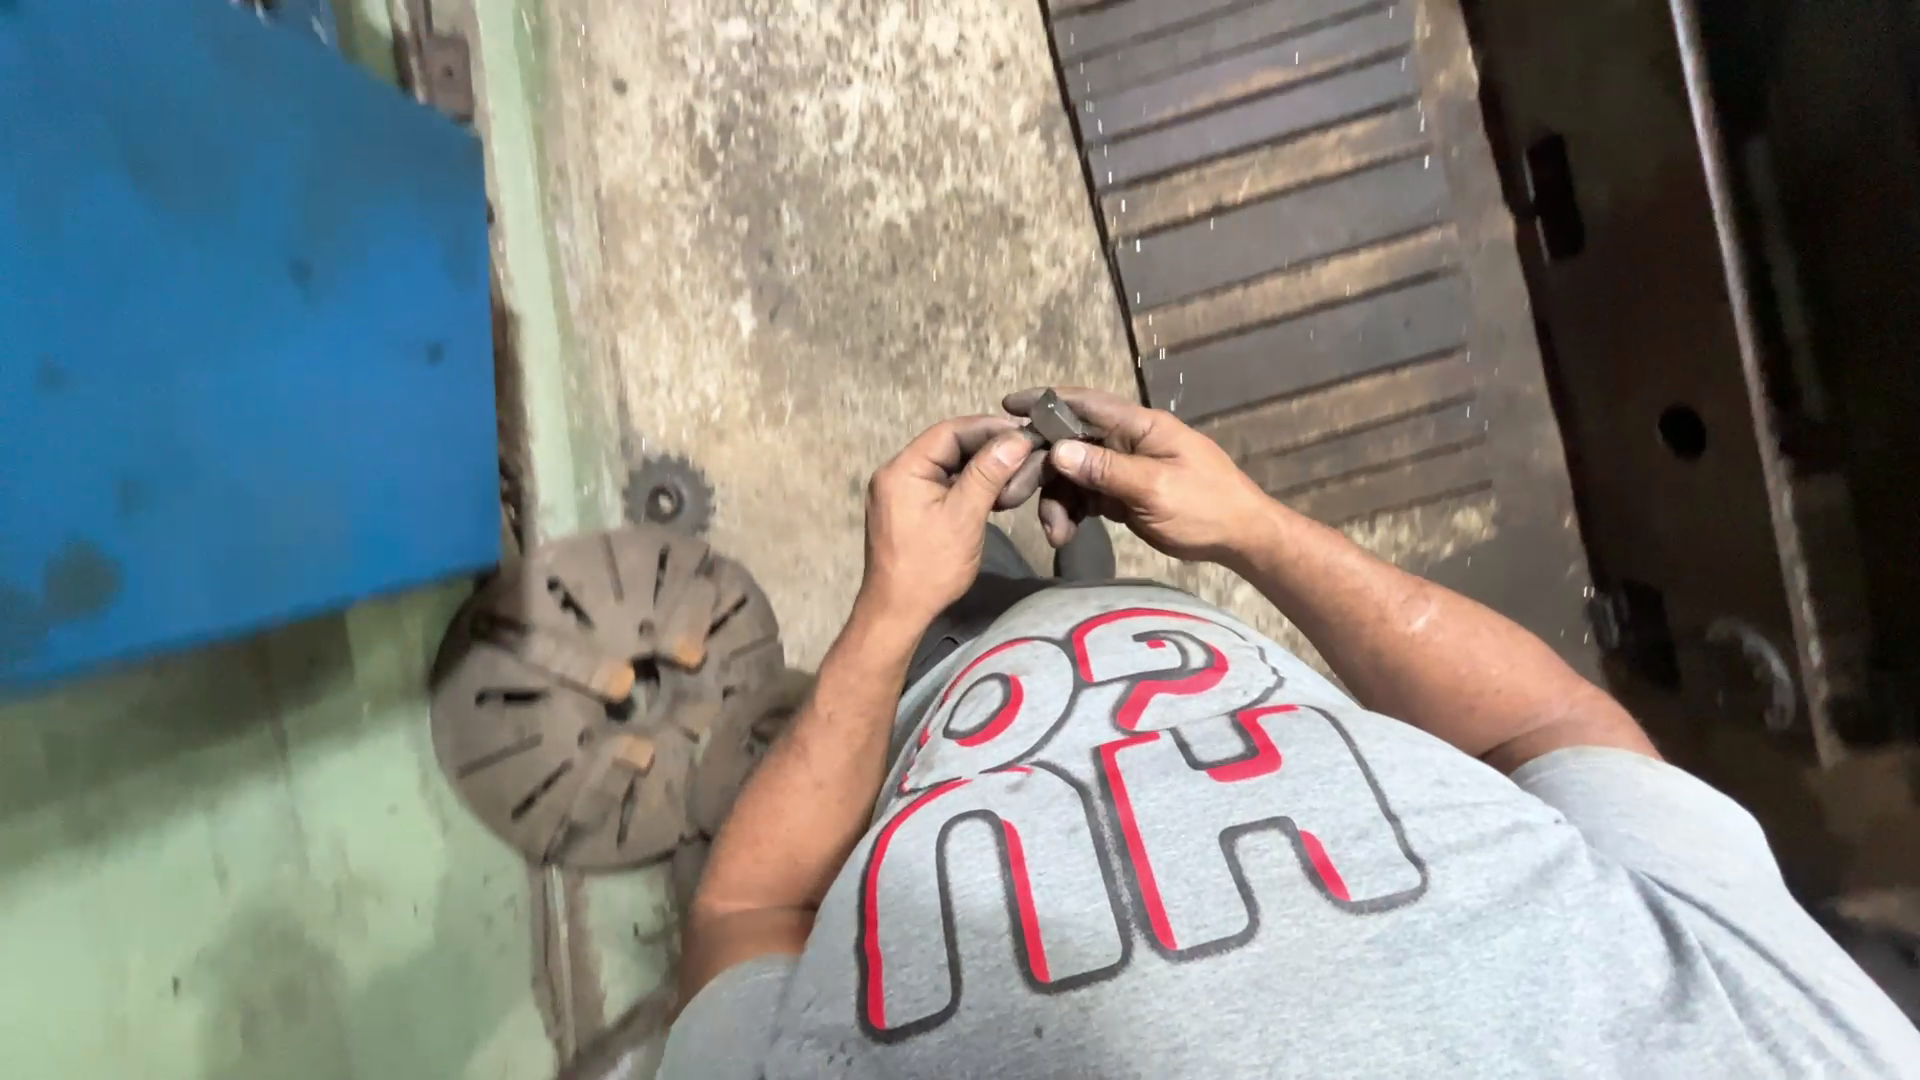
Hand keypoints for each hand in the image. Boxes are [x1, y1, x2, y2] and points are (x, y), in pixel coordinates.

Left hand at [859, 416, 1036, 627]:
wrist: (897, 612)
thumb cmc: (930, 566)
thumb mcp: (964, 516)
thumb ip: (988, 474)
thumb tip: (1017, 439)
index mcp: (902, 469)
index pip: (949, 431)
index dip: (988, 428)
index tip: (1023, 433)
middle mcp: (896, 473)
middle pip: (947, 447)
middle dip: (987, 448)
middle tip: (1025, 452)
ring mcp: (900, 492)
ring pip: (946, 466)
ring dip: (980, 468)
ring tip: (1016, 473)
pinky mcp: (908, 509)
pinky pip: (941, 486)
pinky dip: (967, 486)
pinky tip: (995, 493)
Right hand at [1003, 387, 1271, 563]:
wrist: (1241, 539)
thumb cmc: (1207, 507)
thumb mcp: (1155, 488)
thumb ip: (1106, 469)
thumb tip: (1058, 450)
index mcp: (1139, 427)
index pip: (1085, 404)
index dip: (1045, 402)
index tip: (1007, 405)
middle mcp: (1126, 441)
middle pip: (1070, 444)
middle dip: (1041, 469)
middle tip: (1013, 496)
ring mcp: (1123, 468)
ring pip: (1073, 475)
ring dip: (1056, 501)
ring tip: (1054, 533)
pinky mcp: (1122, 493)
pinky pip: (1085, 496)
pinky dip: (1070, 513)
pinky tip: (1064, 534)